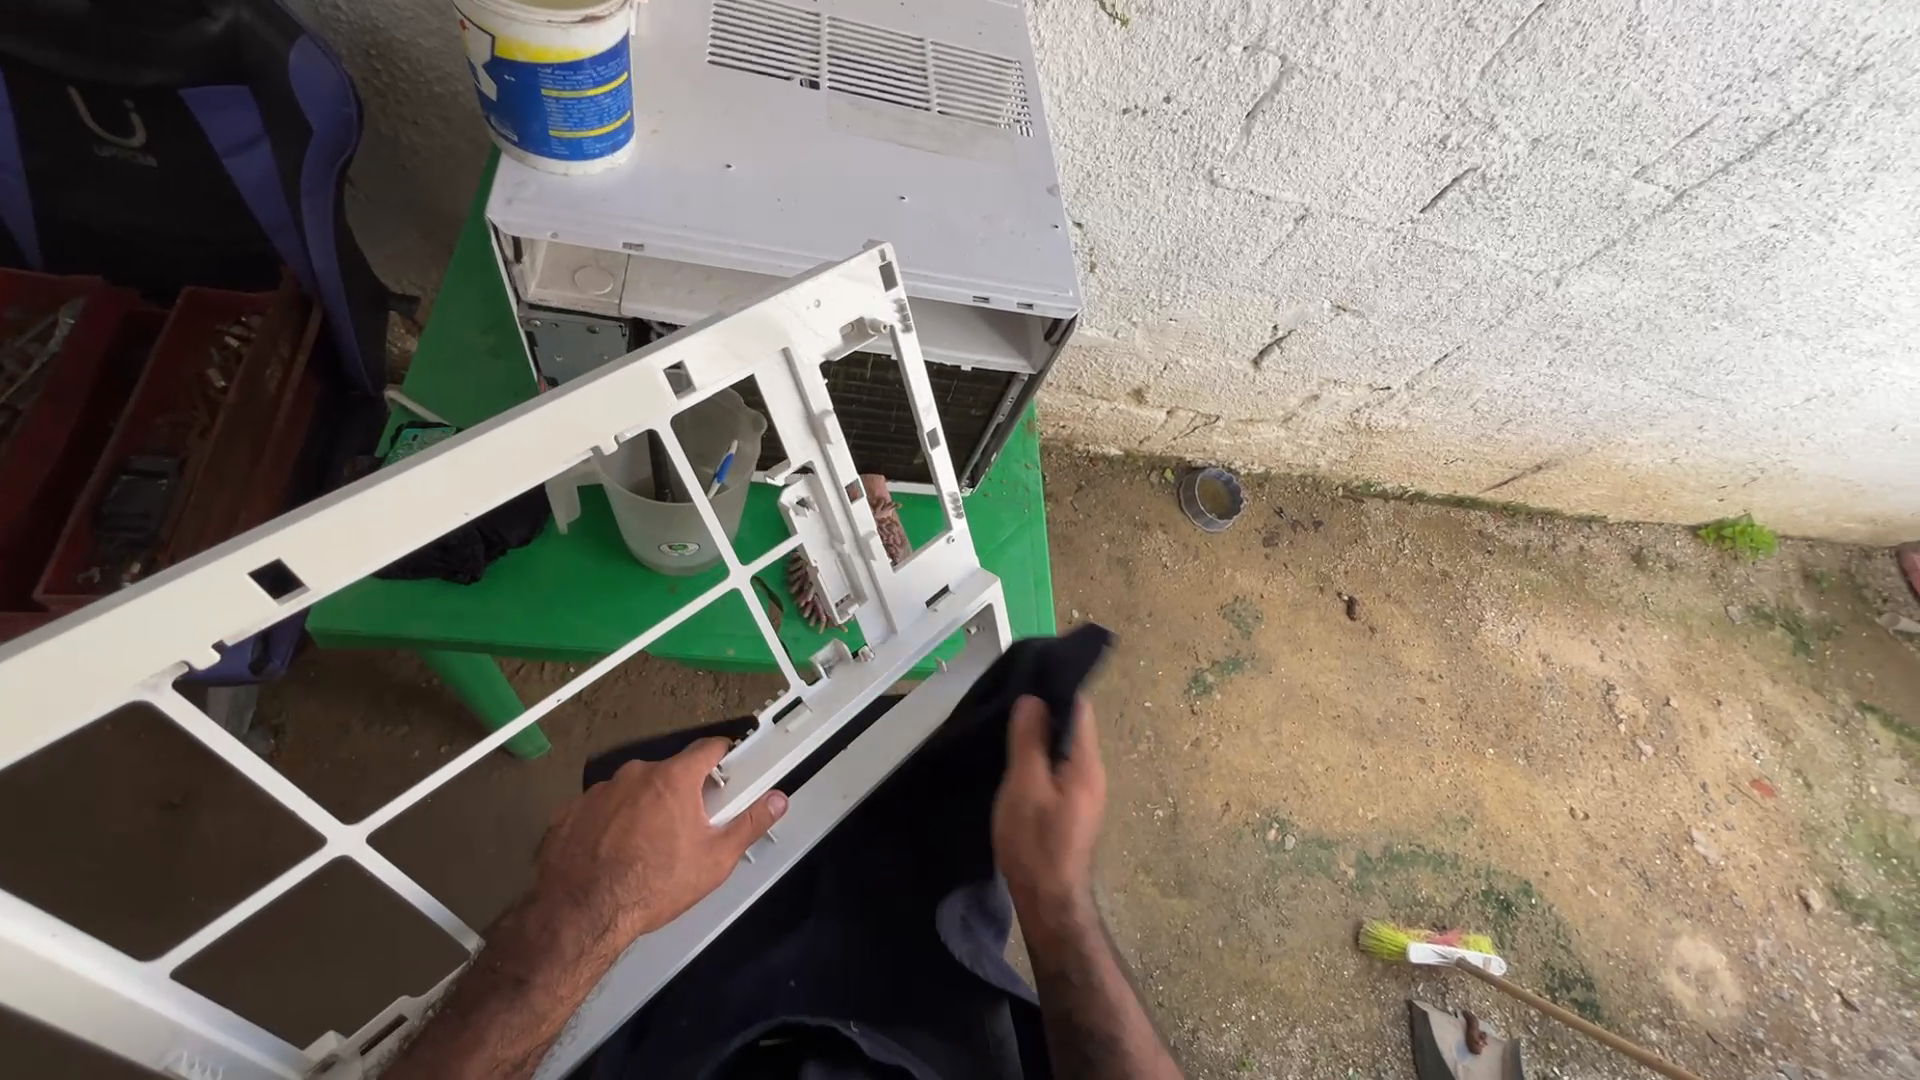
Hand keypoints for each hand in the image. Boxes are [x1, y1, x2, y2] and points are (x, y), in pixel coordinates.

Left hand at [529, 738, 786, 952]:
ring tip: (643, 846)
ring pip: (631, 791)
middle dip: (680, 792)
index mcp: (673, 779)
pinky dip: (606, 824)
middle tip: (686, 826)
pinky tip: (608, 854)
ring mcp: (596, 793)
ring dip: (641, 807)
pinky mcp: (567, 815)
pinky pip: (597, 811)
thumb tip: (779, 799)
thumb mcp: (715, 859)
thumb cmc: (654, 885)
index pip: (708, 747)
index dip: (723, 755)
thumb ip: (750, 824)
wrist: (578, 918)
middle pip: (668, 772)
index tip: (728, 769)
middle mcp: (634, 774)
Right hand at [992, 695, 1106, 931]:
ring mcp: (1085, 791)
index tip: (1025, 681)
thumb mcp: (1025, 786)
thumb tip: (1033, 699)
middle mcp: (1093, 772)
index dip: (1054, 690)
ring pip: (1064, 748)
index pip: (1079, 707)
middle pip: (1072, 726)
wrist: (1049, 901)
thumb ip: (1030, 741)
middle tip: (1009, 704)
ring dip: (1040, 736)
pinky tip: (1018, 761)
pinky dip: (1041, 757)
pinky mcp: (1073, 806)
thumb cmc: (1035, 842)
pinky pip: (1059, 767)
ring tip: (1008, 727)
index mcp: (1086, 762)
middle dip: (1044, 712)